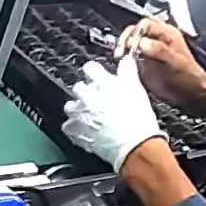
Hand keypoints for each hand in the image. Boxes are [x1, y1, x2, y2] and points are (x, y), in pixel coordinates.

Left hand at [63, 56, 166, 171]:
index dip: (95, 73)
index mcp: (101, 82)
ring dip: (77, 110)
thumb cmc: (137, 117)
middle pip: (77, 88)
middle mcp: (87, 96)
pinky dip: (74, 129)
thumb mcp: (136, 88)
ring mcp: (79, 115)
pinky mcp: (76, 133)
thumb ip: (128, 71)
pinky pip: (68, 128)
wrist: (133, 144)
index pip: (89, 68)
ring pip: (70, 107)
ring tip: (89, 117)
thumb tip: (126, 61)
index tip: (98, 78)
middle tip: (97, 101)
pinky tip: (84, 131)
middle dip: (85, 93)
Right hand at [114, 18, 205, 124]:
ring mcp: (149, 54)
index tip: (130, 45)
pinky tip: (124, 67)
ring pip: (131, 45)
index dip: (135, 33)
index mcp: (166, 34)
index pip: (145, 25)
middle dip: (125, 40)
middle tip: (121, 52)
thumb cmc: (188, 77)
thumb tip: (142, 43)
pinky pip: (130, 60)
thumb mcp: (175, 61)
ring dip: (123, 51)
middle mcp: (156, 42)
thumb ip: (159, 50)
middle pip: (135, 33)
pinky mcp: (144, 67)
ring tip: (120, 58)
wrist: (189, 94)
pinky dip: (124, 62)